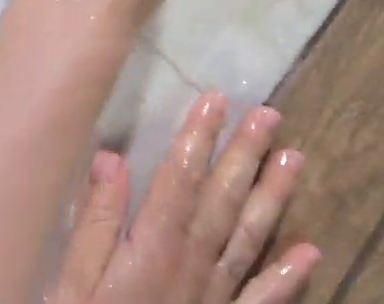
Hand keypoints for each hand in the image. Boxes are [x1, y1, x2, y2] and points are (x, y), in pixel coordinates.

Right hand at [52, 93, 319, 303]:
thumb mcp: (71, 281)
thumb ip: (96, 223)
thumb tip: (112, 158)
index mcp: (153, 247)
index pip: (180, 179)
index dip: (198, 137)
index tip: (216, 99)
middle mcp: (192, 266)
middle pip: (223, 201)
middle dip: (245, 154)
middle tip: (271, 115)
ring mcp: (215, 297)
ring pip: (249, 238)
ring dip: (273, 196)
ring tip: (295, 157)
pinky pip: (262, 298)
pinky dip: (289, 275)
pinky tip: (311, 251)